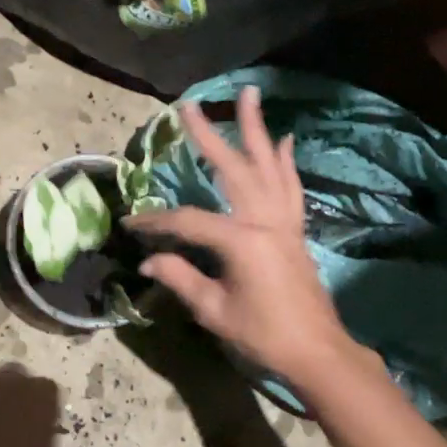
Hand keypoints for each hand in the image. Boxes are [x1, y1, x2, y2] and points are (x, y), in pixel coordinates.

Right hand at [127, 85, 358, 384]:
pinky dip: (285, 162)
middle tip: (191, 105)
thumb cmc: (263, 334)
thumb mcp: (214, 311)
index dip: (156, 221)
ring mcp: (285, 223)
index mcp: (241, 242)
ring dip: (256, 130)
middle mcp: (265, 221)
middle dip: (210, 136)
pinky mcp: (295, 231)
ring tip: (249, 95)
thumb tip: (148, 260)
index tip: (131, 223)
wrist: (316, 351)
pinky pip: (290, 187)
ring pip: (268, 167)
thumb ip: (181, 279)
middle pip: (233, 170)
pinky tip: (283, 141)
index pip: (188, 221)